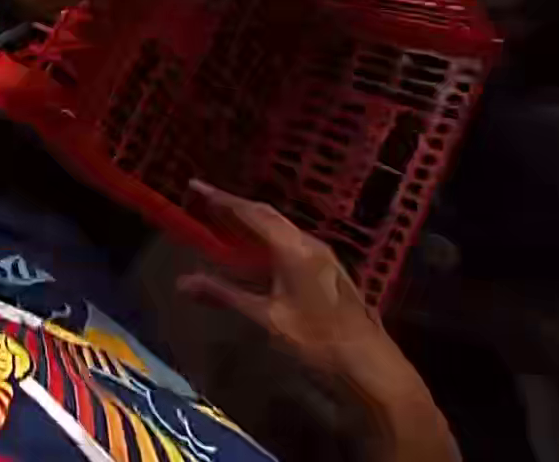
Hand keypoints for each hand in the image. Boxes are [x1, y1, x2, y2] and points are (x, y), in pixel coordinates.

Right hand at [177, 182, 458, 461]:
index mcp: (292, 248)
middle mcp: (309, 243)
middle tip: (204, 200)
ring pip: (279, 225)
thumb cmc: (318, 341)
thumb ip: (224, 294)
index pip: (249, 212)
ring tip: (224, 219)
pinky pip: (289, 238)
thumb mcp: (267, 318)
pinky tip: (255, 248)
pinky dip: (265, 233)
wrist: (376, 372)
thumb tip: (182, 283)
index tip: (194, 185)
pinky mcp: (329, 268)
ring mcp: (323, 255)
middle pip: (265, 213)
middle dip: (233, 204)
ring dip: (250, 218)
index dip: (219, 197)